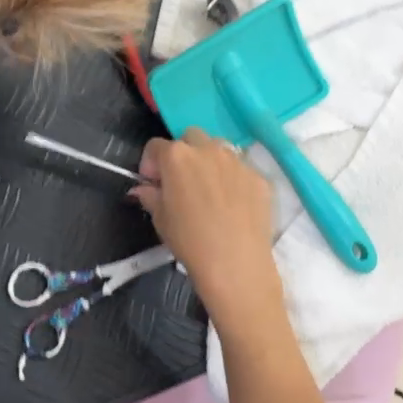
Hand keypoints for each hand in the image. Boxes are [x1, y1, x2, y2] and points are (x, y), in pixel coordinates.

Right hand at [132, 129, 285, 332]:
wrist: (236, 264)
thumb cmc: (189, 241)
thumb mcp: (160, 219)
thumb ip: (150, 195)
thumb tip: (143, 188)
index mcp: (177, 157)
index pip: (156, 146)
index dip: (150, 164)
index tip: (153, 184)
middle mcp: (208, 149)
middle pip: (190, 138)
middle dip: (183, 154)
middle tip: (181, 182)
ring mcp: (237, 161)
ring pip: (219, 148)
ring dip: (209, 161)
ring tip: (210, 191)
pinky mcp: (259, 177)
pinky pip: (241, 169)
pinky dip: (233, 180)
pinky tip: (233, 206)